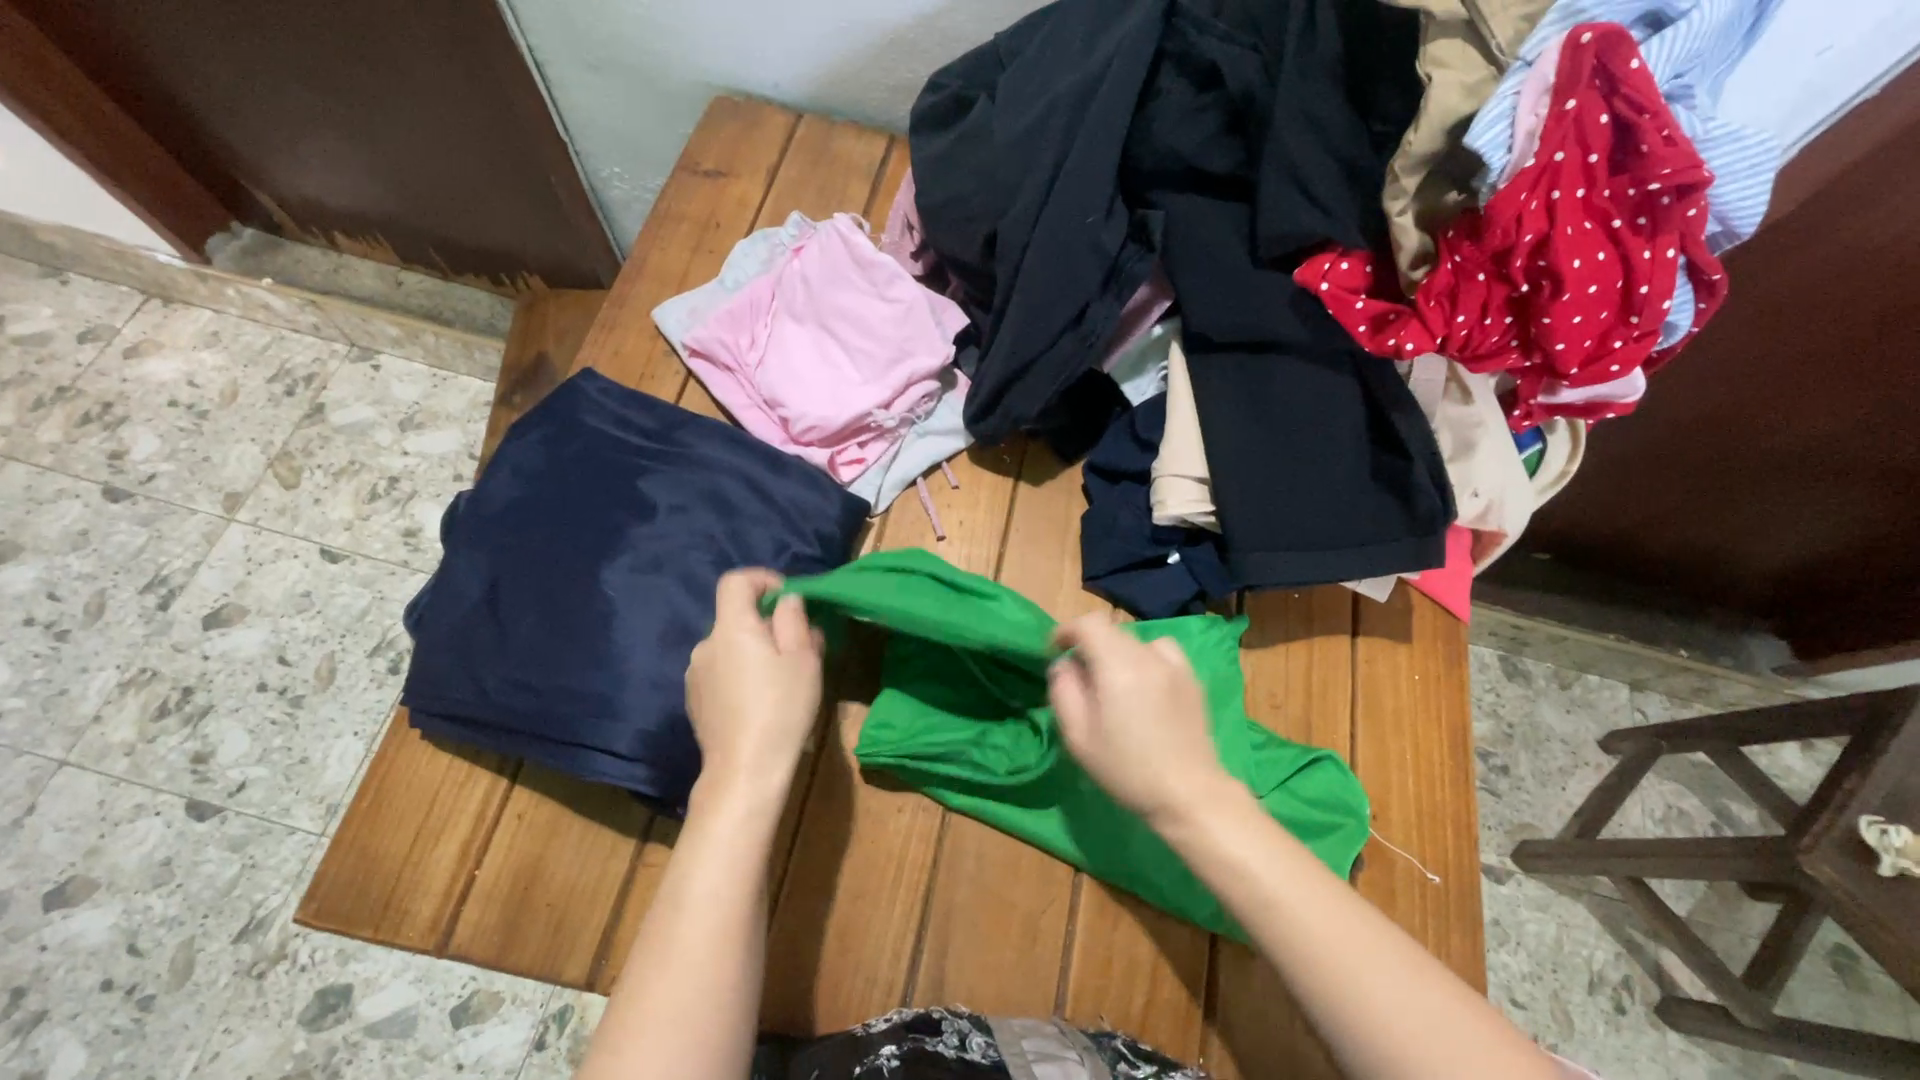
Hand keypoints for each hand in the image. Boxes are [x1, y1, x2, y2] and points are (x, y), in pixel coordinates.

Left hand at [685, 569, 823, 801]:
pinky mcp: (695, 700)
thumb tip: (786, 600)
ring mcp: (695, 674)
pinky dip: (740, 674)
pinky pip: (720, 672)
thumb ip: (794, 620)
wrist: (745, 771)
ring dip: (754, 652)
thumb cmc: (782, 709)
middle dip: (767, 624)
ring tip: (782, 680)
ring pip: (729, 646)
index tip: (789, 600)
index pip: (735, 581)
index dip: (763, 580)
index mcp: (731, 628)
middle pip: (735, 617)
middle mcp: (705, 644)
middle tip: (800, 648)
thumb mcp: (803, 660)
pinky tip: (759, 702)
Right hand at [1048, 615, 1240, 828]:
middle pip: (1112, 631)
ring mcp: (1176, 666)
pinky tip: (1145, 687)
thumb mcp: (1078, 736)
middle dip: (1090, 646)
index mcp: (1119, 665)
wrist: (1188, 793)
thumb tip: (1065, 665)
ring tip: (1114, 682)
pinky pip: (1162, 653)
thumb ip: (1064, 691)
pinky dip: (1146, 659)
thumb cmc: (1126, 768)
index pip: (1089, 624)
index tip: (1055, 651)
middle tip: (1081, 679)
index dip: (1067, 631)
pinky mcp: (1192, 680)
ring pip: (1137, 641)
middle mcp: (1149, 656)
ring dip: (1118, 653)